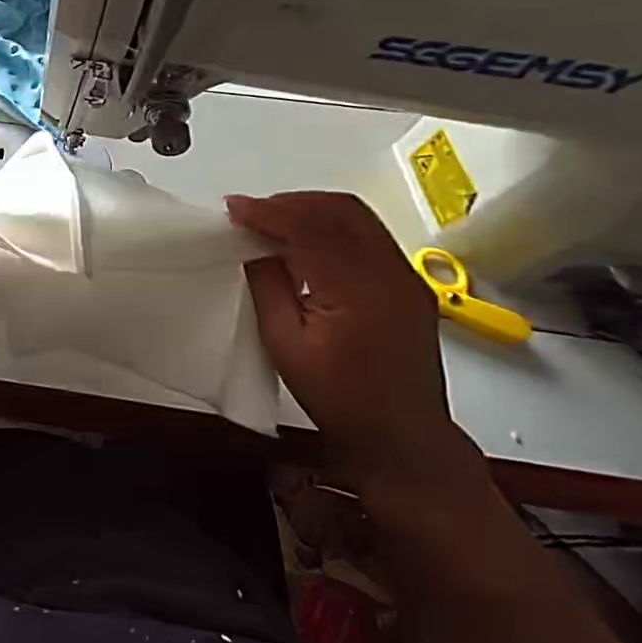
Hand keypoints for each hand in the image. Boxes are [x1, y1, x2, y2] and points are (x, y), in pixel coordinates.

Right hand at [226, 192, 466, 485]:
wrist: (402, 440)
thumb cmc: (339, 399)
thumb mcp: (285, 344)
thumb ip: (268, 286)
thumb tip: (253, 246)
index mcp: (357, 290)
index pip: (309, 229)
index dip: (268, 212)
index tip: (233, 209)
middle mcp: (390, 273)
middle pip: (338, 210)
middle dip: (289, 203)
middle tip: (251, 214)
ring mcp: (405, 275)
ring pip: (356, 216)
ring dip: (311, 210)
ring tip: (273, 223)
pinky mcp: (408, 282)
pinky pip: (367, 234)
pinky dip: (331, 226)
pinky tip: (306, 242)